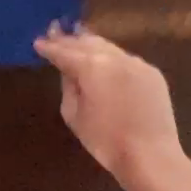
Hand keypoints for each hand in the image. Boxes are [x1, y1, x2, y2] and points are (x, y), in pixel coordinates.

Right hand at [34, 23, 182, 183]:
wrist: (151, 156)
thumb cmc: (105, 141)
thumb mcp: (74, 116)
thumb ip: (68, 86)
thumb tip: (68, 71)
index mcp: (91, 66)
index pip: (64, 51)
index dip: (49, 47)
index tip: (38, 43)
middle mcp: (115, 57)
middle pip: (87, 42)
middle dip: (70, 40)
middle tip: (55, 34)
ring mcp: (137, 63)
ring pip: (108, 47)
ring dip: (91, 45)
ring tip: (78, 42)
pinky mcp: (153, 73)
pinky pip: (126, 60)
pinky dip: (112, 59)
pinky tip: (106, 64)